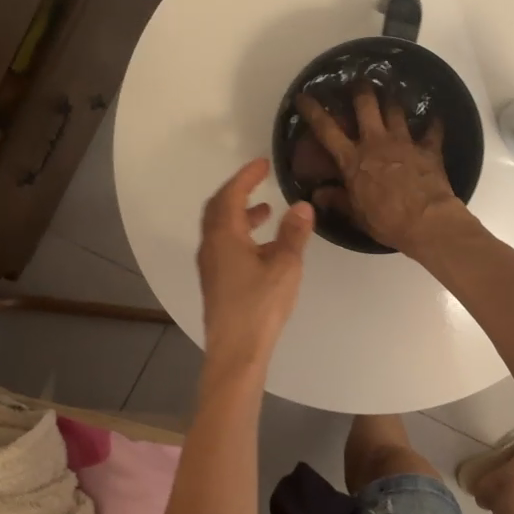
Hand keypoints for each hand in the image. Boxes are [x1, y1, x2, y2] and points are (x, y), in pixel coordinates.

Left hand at [197, 159, 314, 361]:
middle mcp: (211, 246)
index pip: (231, 195)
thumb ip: (293, 234)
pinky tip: (263, 248)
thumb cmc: (260, 305)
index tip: (262, 163)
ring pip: (221, 229)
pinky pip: (225, 246)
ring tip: (267, 212)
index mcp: (224, 236)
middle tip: (259, 181)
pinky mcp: (216, 283)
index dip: (246, 176)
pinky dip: (241, 235)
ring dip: (241, 215)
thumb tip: (302, 206)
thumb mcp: (285, 266)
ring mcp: (211, 266)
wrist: (236, 350)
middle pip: (218, 209)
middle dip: (238, 192)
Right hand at [295, 85, 463, 253]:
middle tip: (359, 83)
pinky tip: (435, 118)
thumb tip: (317, 195)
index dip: (313, 111)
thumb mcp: (356, 214)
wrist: (426, 221)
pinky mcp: (428, 149)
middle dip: (361, 90)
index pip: (326, 129)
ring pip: (395, 110)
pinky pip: (432, 131)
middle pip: (366, 105)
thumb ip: (337, 200)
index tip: (304, 96)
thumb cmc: (386, 221)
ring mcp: (404, 142)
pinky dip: (434, 124)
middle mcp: (376, 142)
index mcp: (353, 159)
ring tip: (390, 95)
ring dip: (391, 101)